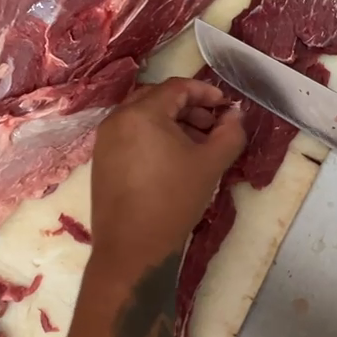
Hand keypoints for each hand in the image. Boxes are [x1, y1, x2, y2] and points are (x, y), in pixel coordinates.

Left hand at [89, 77, 245, 274]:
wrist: (130, 249)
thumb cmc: (172, 201)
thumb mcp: (211, 165)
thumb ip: (229, 133)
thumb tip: (235, 114)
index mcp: (142, 113)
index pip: (177, 87)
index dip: (206, 92)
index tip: (226, 107)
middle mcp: (117, 119)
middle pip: (158, 98)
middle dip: (189, 107)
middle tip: (212, 126)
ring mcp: (105, 140)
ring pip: (143, 117)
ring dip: (172, 122)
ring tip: (197, 145)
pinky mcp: (101, 160)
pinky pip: (131, 134)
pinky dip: (154, 137)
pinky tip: (173, 160)